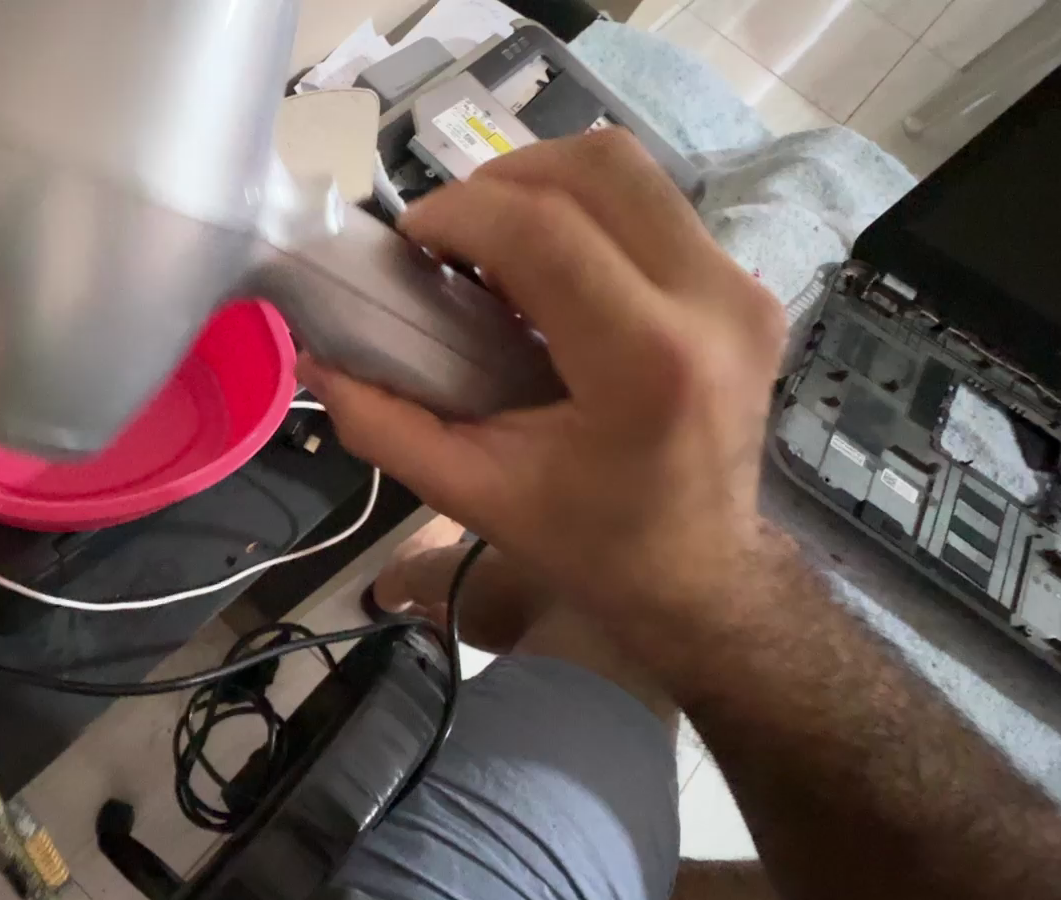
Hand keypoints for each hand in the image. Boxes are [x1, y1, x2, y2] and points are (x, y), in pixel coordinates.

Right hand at [301, 130, 788, 634]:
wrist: (692, 571)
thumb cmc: (579, 541)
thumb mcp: (464, 492)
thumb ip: (381, 425)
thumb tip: (317, 359)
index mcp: (643, 363)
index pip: (545, 229)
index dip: (458, 213)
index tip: (405, 244)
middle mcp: (711, 301)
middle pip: (598, 167)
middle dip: (496, 182)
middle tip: (441, 239)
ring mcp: (740, 284)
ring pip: (629, 171)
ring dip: (536, 188)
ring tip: (482, 246)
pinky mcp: (744, 283)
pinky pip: (648, 207)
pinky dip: (574, 215)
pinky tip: (536, 272)